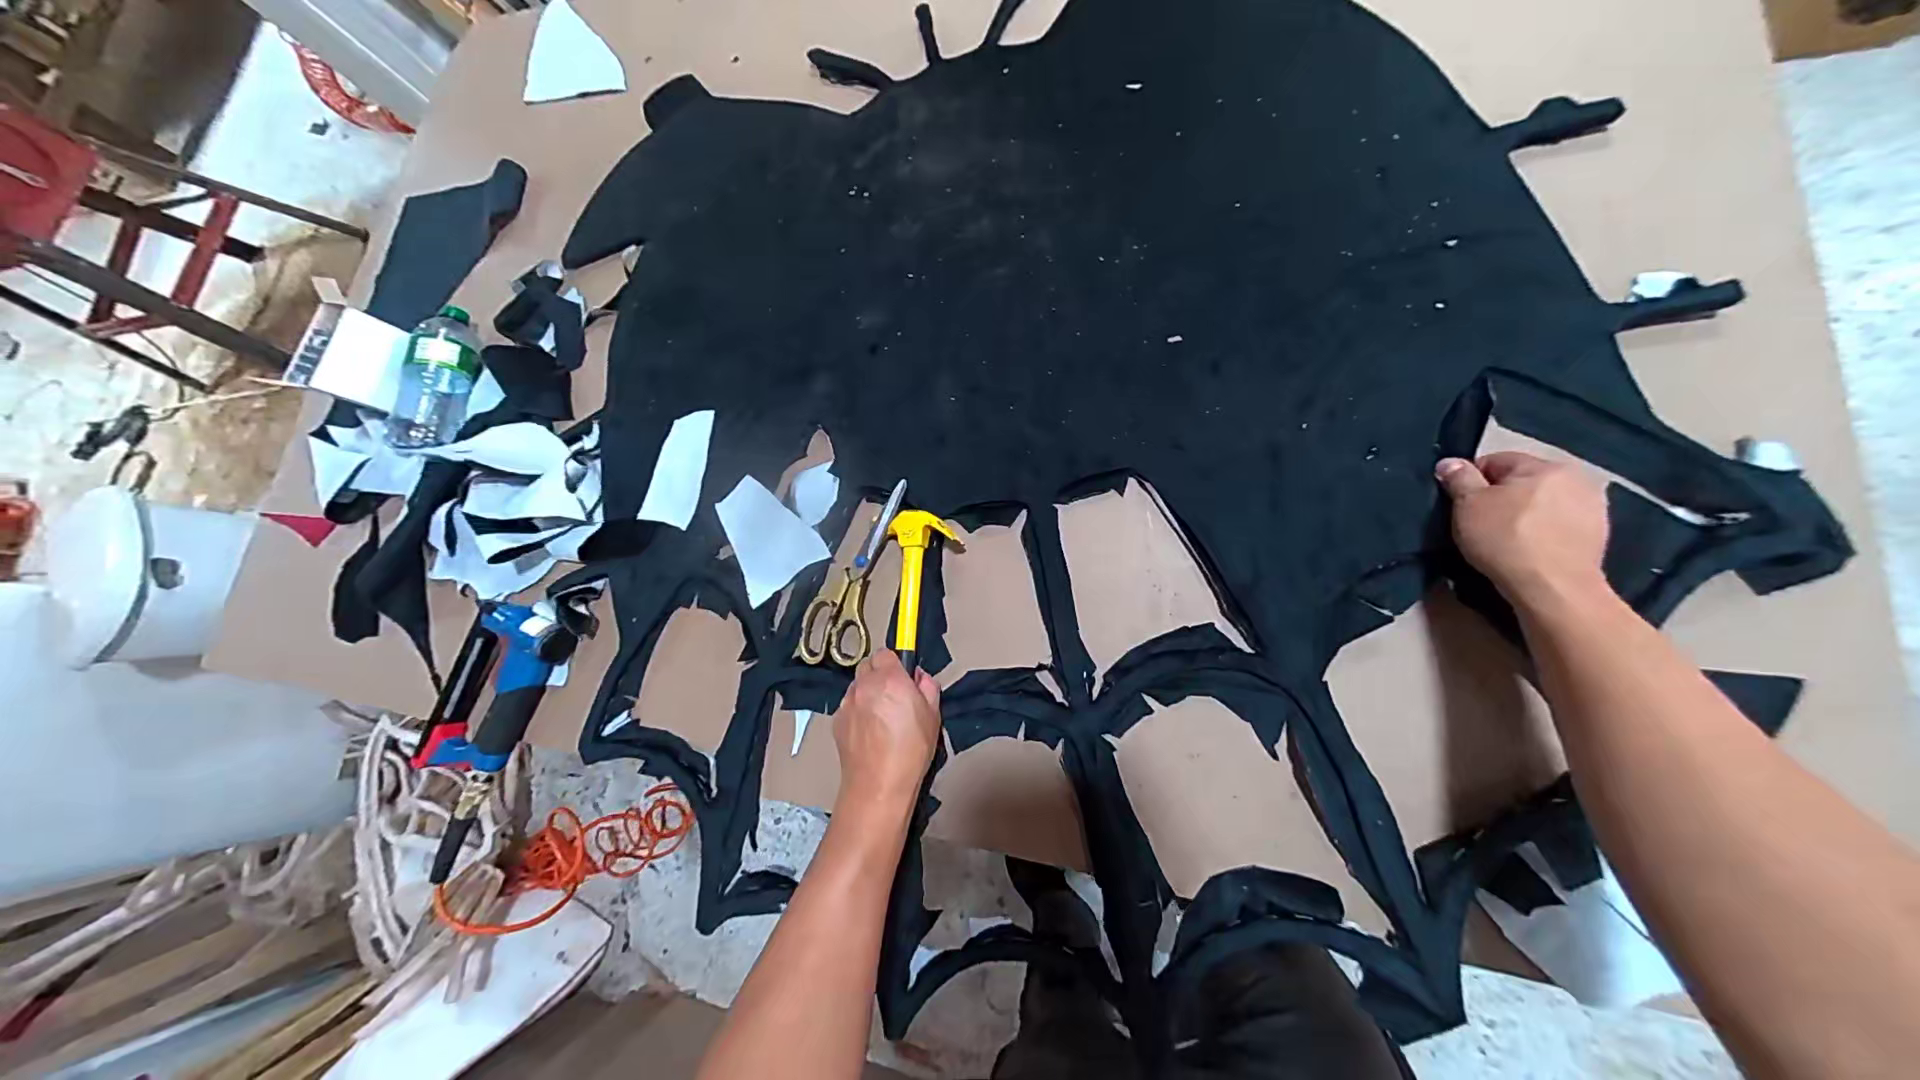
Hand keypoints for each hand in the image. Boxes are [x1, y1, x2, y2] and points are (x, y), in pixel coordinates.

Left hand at [833, 650, 941, 810]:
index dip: (895, 663)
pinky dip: (857, 711)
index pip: (886, 653)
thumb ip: (927, 688)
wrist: (879, 784)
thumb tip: (920, 678)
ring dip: (867, 692)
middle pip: (868, 666)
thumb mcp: (933, 716)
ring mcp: (848, 702)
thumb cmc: (909, 752)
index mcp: (890, 679)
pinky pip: (848, 705)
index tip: (903, 674)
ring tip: (882, 716)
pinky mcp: (837, 720)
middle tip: (894, 695)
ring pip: (857, 686)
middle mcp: (865, 685)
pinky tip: (870, 731)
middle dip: (880, 675)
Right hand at [1436, 452, 1609, 608]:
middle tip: (1481, 523)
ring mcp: (1593, 506)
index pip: (1494, 461)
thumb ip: (1459, 478)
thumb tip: (1449, 462)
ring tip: (1506, 538)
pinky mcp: (1598, 533)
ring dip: (1524, 513)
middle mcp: (1576, 477)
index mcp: (1544, 466)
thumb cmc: (1505, 540)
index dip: (1471, 482)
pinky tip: (1530, 548)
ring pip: (1542, 501)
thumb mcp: (1468, 505)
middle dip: (1500, 496)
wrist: (1553, 588)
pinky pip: (1558, 522)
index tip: (1462, 506)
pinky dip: (1543, 530)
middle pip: (1522, 481)